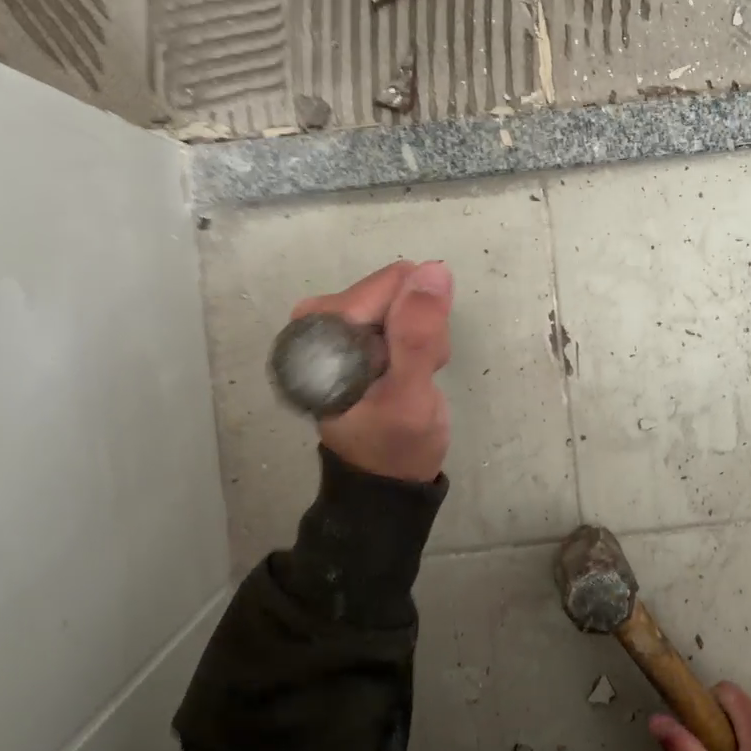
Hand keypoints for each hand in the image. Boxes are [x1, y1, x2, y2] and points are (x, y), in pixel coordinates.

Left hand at [290, 260, 453, 482]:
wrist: (387, 481)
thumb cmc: (395, 447)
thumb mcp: (410, 398)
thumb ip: (417, 336)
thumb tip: (433, 270)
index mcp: (316, 332)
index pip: (386, 287)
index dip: (413, 321)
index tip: (413, 365)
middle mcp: (318, 320)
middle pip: (394, 289)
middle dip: (417, 327)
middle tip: (415, 375)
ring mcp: (336, 325)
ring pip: (403, 298)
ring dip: (420, 336)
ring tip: (413, 379)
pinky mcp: (353, 333)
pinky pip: (401, 311)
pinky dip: (416, 339)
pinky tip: (411, 372)